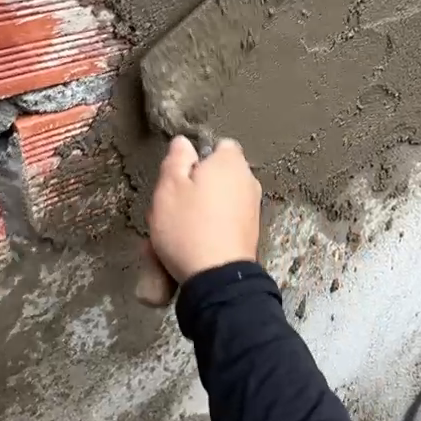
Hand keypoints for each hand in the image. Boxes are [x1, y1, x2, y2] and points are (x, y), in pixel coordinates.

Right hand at [139, 137, 261, 304]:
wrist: (217, 277)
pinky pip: (222, 222)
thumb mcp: (168, 186)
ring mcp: (251, 208)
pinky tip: (189, 246)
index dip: (195, 159)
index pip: (217, 146)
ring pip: (215, 202)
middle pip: (214, 177)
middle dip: (192, 189)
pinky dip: (207, 230)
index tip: (177, 175)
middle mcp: (248, 181)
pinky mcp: (249, 233)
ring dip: (195, 212)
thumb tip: (183, 143)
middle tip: (169, 207)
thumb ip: (176, 158)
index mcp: (230, 162)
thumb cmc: (189, 228)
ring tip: (174, 232)